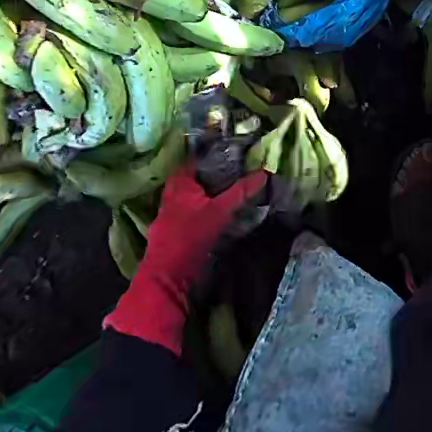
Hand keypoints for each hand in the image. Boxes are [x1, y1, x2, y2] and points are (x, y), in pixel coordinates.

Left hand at [103, 165, 267, 353]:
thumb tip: (263, 173)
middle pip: (193, 179)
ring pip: (191, 197)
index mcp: (178, 182)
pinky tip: (215, 216)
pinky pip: (189, 212)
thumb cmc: (190, 236)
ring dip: (207, 195)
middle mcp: (170, 193)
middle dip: (212, 177)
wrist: (167, 276)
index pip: (195, 160)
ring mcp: (168, 213)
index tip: (233, 156)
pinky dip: (202, 211)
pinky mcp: (171, 231)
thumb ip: (240, 192)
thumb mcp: (220, 212)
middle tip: (234, 175)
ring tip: (229, 193)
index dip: (213, 156)